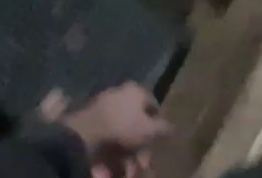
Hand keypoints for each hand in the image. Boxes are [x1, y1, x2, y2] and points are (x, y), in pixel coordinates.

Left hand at [40, 83, 171, 157]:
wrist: (87, 131)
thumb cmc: (124, 125)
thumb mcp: (149, 129)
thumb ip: (163, 128)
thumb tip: (174, 127)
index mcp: (136, 91)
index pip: (153, 105)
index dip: (158, 125)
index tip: (157, 144)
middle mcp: (122, 95)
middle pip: (137, 123)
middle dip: (141, 148)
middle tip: (143, 164)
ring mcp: (106, 108)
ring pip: (123, 134)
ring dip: (128, 156)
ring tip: (129, 172)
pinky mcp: (94, 122)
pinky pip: (109, 139)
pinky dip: (113, 155)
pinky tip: (114, 168)